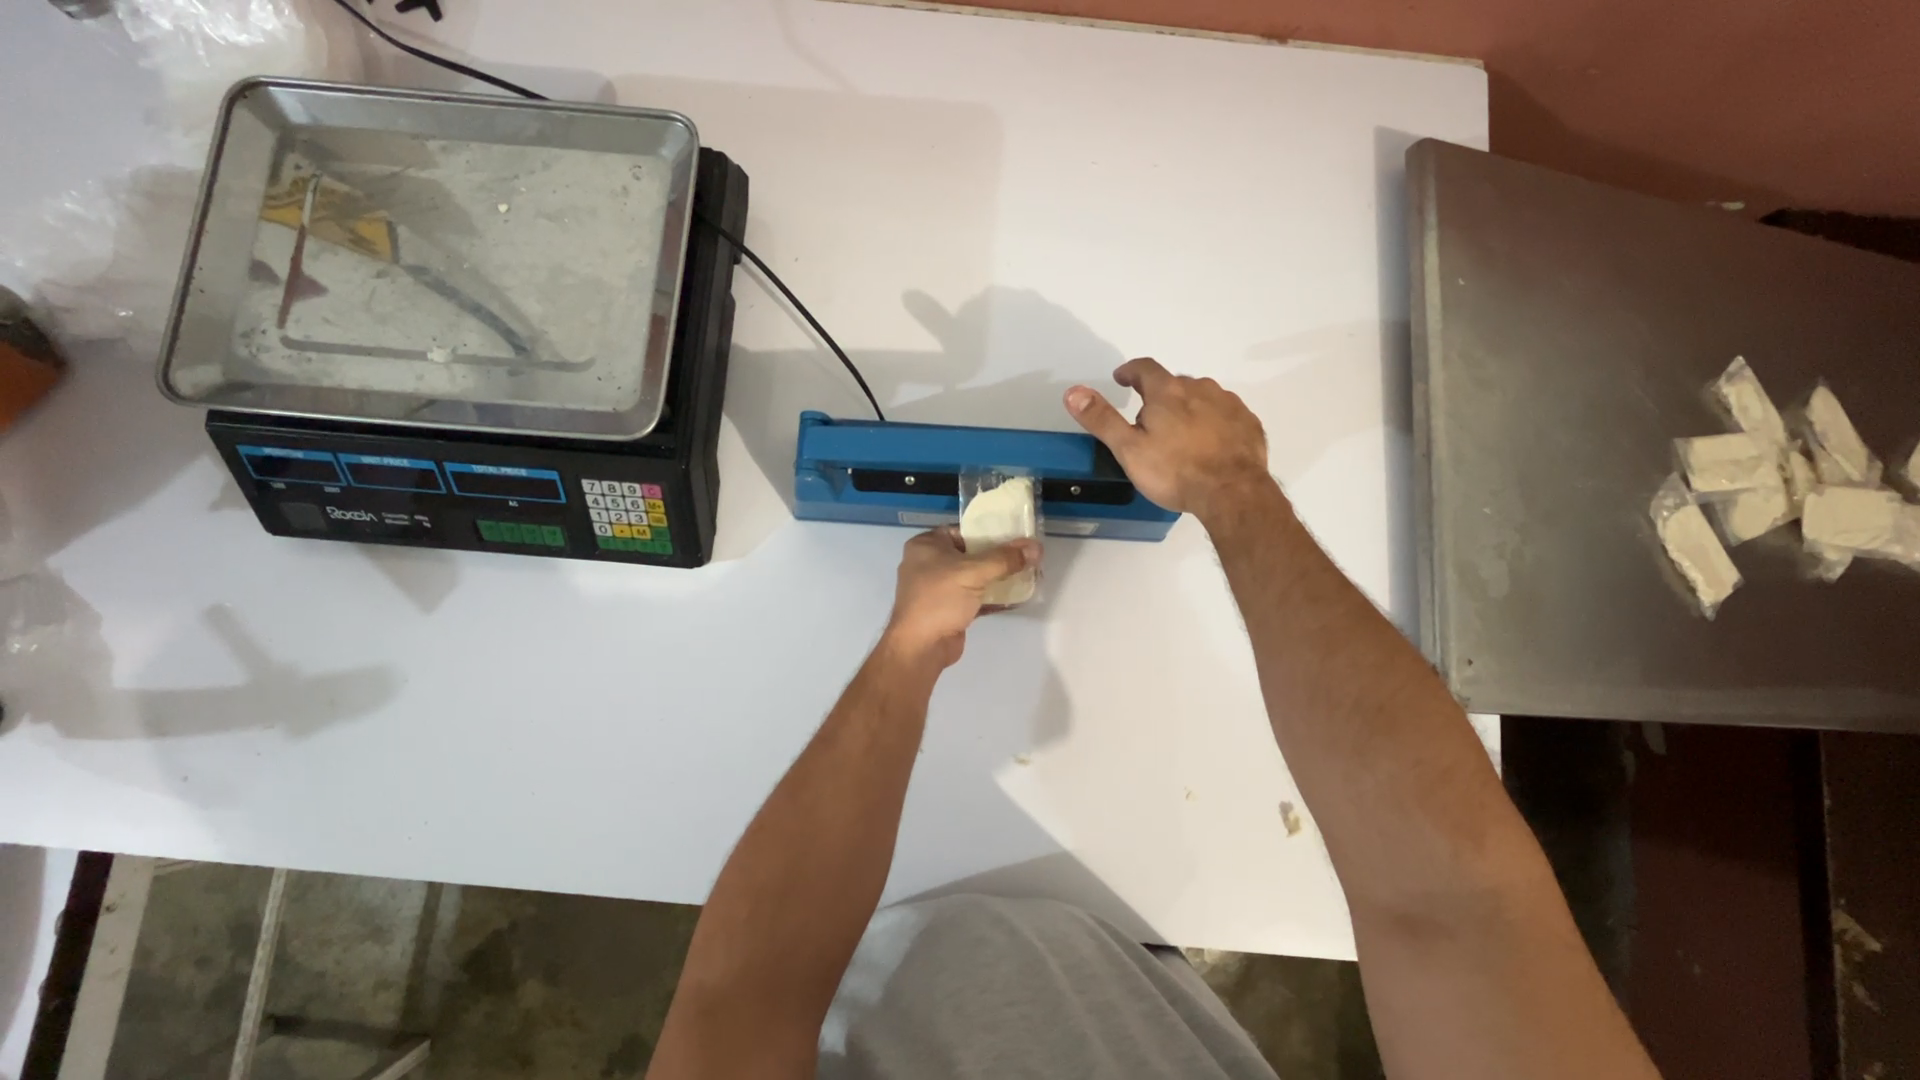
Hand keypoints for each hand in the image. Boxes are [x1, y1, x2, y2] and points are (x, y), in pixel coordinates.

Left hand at [881, 528, 1039, 668]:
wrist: (921, 647)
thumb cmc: (939, 599)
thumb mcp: (973, 572)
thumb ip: (1006, 559)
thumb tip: (1036, 547)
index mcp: (926, 545)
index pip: (963, 530)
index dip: (991, 531)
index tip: (1018, 533)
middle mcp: (929, 563)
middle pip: (971, 553)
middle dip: (999, 556)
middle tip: (1027, 554)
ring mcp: (939, 588)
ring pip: (975, 576)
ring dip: (999, 577)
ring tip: (1028, 572)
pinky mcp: (949, 608)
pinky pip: (975, 596)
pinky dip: (993, 596)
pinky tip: (1018, 596)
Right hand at [1065, 358, 1274, 521]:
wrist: (1232, 492)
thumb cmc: (1175, 471)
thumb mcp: (1129, 449)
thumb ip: (1101, 419)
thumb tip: (1073, 391)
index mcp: (1168, 392)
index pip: (1145, 369)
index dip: (1130, 371)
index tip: (1121, 378)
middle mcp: (1200, 388)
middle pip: (1175, 384)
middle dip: (1161, 396)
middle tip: (1150, 419)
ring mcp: (1228, 404)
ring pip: (1203, 397)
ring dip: (1189, 408)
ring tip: (1181, 433)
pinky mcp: (1248, 423)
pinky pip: (1226, 414)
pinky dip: (1214, 422)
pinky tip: (1211, 444)